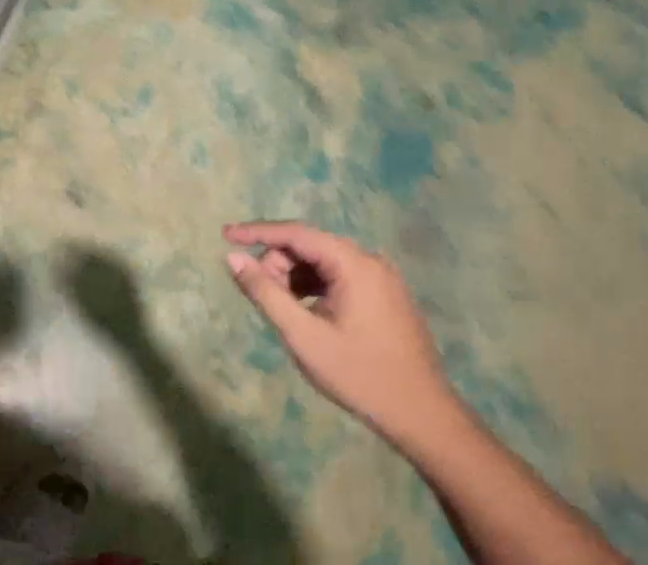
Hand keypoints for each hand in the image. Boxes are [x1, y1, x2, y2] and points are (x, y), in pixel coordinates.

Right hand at [224, 221, 460, 444]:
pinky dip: (314, 286)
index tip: (224, 235)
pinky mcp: (386, 296)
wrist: (423, 416)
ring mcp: (383, 279)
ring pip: (324, 261)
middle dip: (276, 261)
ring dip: (294, 275)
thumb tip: (232, 257)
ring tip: (280, 306)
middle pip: (310, 245)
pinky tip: (304, 311)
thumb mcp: (303, 335)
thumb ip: (265, 292)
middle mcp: (371, 262)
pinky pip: (340, 276)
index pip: (295, 233)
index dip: (256, 232)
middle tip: (257, 290)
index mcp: (354, 264)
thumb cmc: (359, 374)